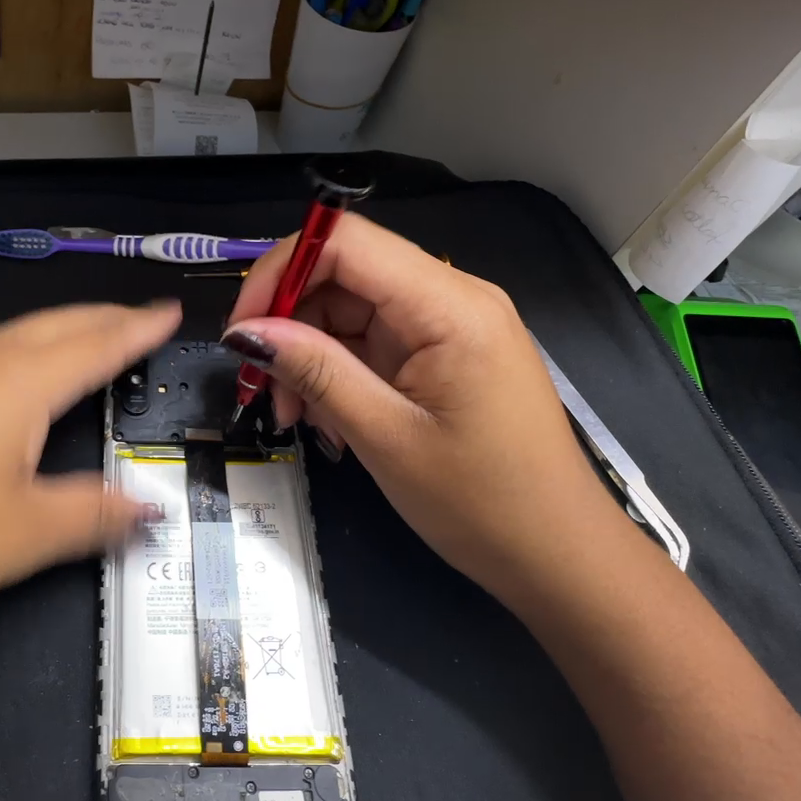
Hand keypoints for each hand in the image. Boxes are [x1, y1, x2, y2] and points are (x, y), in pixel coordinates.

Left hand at [0, 301, 180, 673]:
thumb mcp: (21, 537)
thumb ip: (93, 515)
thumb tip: (151, 507)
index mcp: (18, 384)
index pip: (96, 345)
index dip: (138, 327)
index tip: (170, 310)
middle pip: (54, 326)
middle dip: (103, 318)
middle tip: (141, 317)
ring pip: (14, 337)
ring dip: (59, 332)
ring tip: (89, 339)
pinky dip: (21, 354)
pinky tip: (12, 379)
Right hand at [222, 215, 643, 601]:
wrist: (559, 557)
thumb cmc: (482, 504)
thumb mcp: (385, 437)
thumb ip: (315, 370)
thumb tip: (245, 331)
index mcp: (450, 305)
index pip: (346, 242)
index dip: (281, 269)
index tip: (241, 329)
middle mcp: (452, 296)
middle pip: (343, 273)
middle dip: (289, 322)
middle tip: (261, 387)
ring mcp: (447, 323)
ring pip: (347, 309)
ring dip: (307, 354)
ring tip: (294, 415)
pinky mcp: (441, 350)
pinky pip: (369, 338)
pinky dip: (334, 370)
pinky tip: (324, 416)